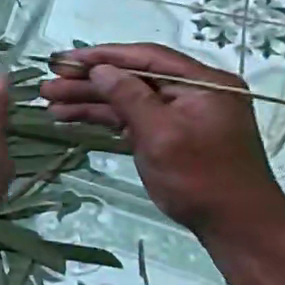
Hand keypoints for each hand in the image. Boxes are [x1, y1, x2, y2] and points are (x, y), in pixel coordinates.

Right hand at [40, 44, 284, 239]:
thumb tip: (101, 69)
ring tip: (50, 103)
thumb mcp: (162, 135)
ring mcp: (180, 114)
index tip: (66, 60)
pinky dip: (104, 118)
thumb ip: (130, 97)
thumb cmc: (202, 179)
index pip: (146, 57)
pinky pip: (132, 119)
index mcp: (203, 82)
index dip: (103, 56)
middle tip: (48, 84)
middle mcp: (193, 91)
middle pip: (133, 77)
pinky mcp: (169, 135)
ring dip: (90, 100)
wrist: (236, 227)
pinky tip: (72, 117)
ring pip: (128, 99)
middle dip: (89, 81)